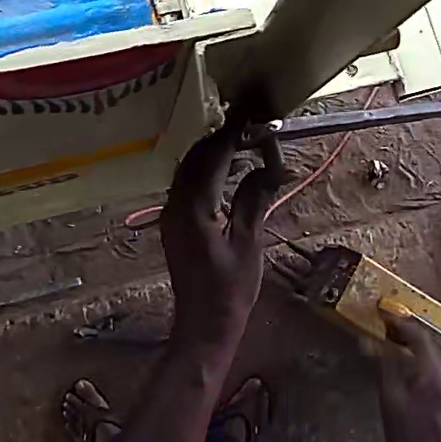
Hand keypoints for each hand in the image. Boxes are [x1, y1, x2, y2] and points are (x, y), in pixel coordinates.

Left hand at [160, 122, 283, 357]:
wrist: (203, 326)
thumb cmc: (230, 291)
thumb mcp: (249, 243)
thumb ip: (255, 199)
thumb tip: (269, 165)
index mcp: (194, 208)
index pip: (213, 157)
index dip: (233, 133)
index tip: (253, 115)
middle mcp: (175, 205)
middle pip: (196, 157)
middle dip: (223, 138)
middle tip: (253, 127)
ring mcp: (171, 214)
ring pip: (189, 169)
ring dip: (215, 153)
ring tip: (247, 144)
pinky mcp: (174, 223)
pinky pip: (189, 184)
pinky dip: (209, 170)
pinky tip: (231, 171)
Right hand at [378, 311, 440, 441]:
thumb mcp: (390, 402)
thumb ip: (382, 367)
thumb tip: (369, 343)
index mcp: (435, 373)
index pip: (419, 336)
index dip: (400, 323)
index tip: (384, 314)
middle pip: (434, 341)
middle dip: (412, 330)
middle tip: (390, 326)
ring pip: (440, 354)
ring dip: (420, 344)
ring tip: (398, 343)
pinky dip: (426, 359)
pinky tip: (411, 366)